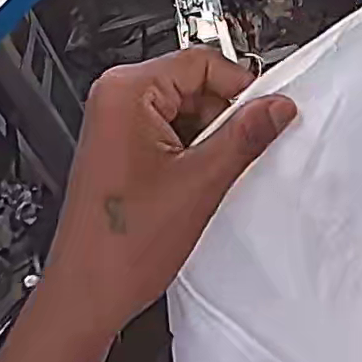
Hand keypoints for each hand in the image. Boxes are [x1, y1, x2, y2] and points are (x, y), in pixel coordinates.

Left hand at [0, 49, 295, 361]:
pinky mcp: (124, 142)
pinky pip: (174, 126)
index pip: (203, 62)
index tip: (268, 110)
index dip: (242, 87)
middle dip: (225, 117)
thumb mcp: (200, 183)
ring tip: (209, 175)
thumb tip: (276, 106)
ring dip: (211, 136)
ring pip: (189, 107)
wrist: (85, 299)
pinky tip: (197, 179)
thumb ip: (245, 136)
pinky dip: (196, 148)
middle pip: (197, 83)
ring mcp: (118, 120)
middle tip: (240, 150)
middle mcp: (117, 97)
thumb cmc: (118, 248)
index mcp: (127, 91)